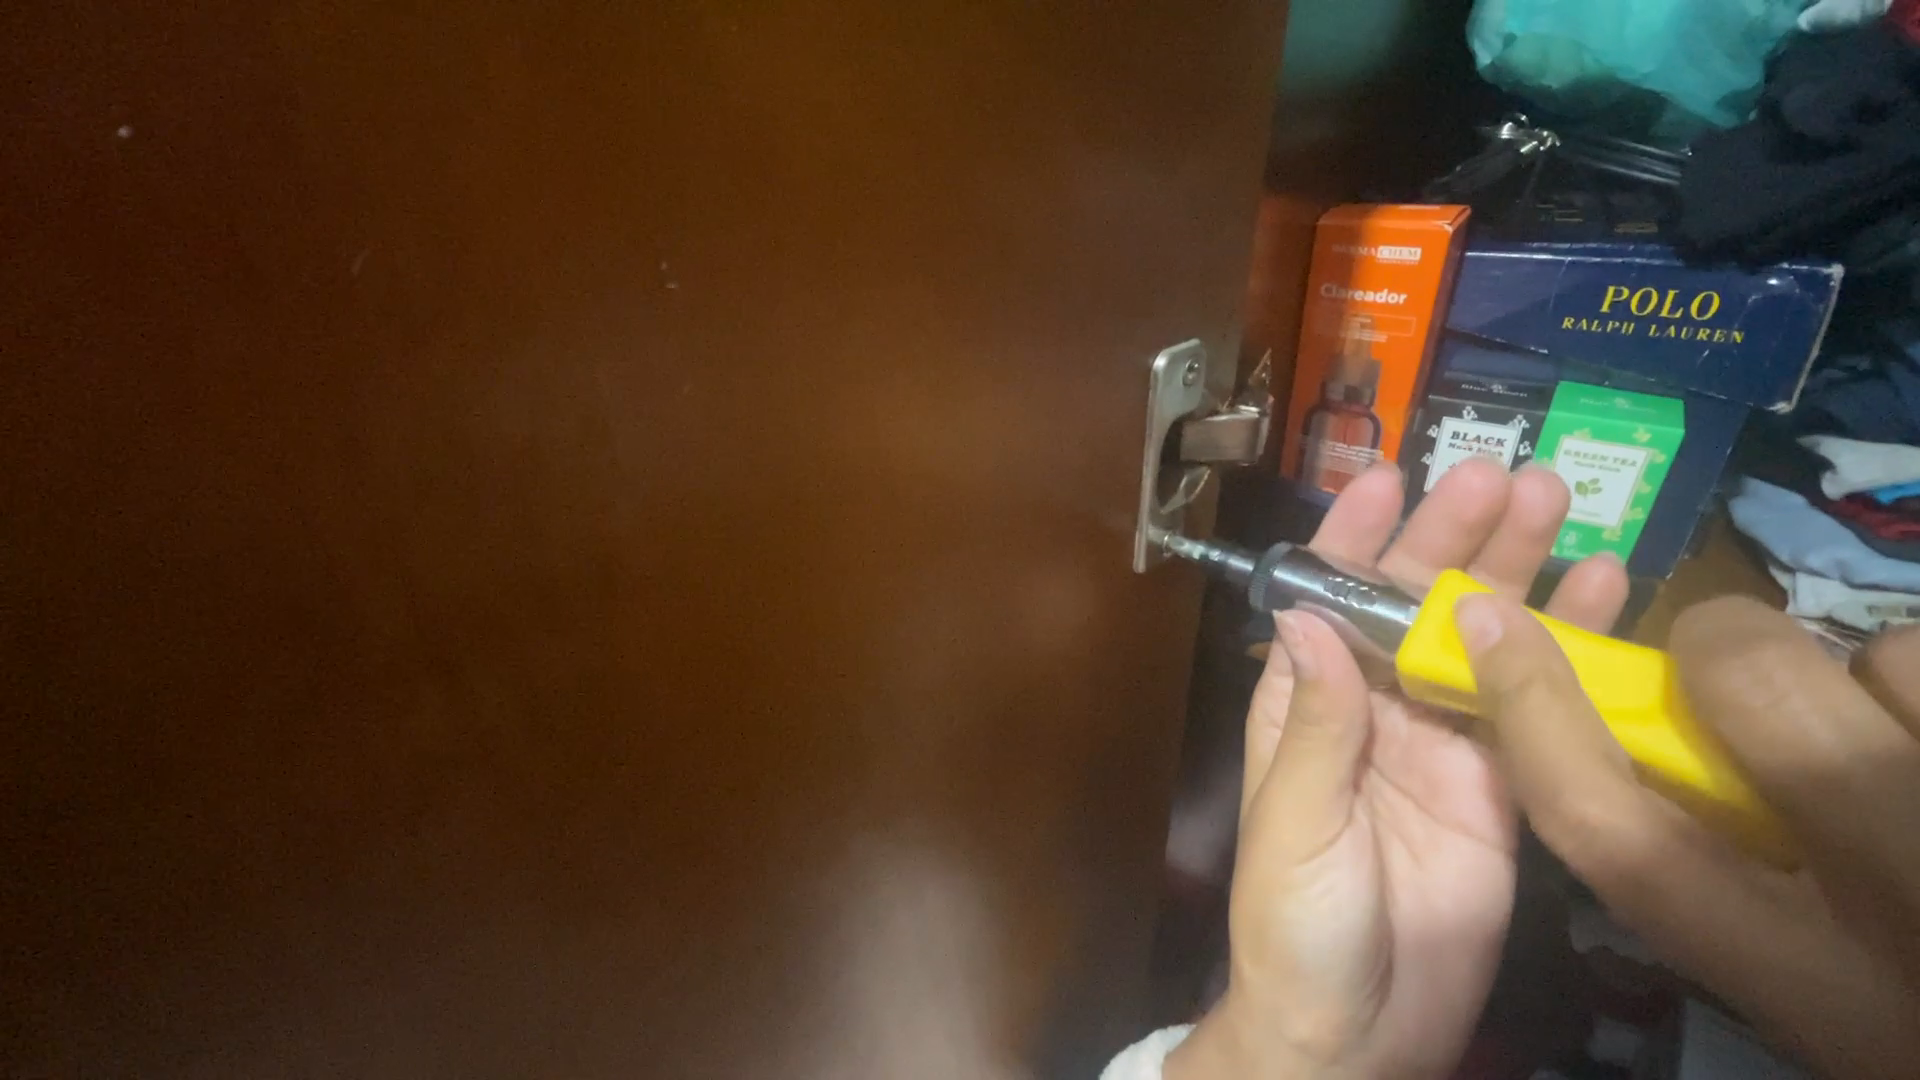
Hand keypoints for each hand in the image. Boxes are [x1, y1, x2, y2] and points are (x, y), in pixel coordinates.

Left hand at [1167, 457, 1627, 1079]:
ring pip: (1478, 640)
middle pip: (1410, 606)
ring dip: (1514, 572)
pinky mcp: (1502, 787)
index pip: (1327, 602)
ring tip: (1557, 503)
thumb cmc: (1295, 920)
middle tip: (1501, 475)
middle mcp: (1371, 706)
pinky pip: (1535, 706)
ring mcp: (1440, 741)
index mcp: (1305, 703)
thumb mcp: (1294, 818)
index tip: (1386, 480)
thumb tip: (1307, 615)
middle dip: (1449, 539)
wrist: (1355, 1026)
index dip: (1353, 541)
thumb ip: (1313, 722)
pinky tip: (1604, 594)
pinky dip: (1567, 651)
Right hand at [1456, 590, 1919, 1078]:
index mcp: (1812, 993)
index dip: (1531, 708)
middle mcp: (1915, 921)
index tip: (1490, 625)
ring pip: (1887, 660)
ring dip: (1862, 672)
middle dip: (1719, 643)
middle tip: (1729, 654)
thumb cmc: (1898, 1006)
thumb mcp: (1793, 974)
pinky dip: (1917, 678)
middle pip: (1755, 688)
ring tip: (1887, 726)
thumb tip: (1640, 740)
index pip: (1604, 823)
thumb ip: (1704, 874)